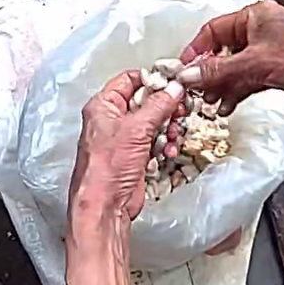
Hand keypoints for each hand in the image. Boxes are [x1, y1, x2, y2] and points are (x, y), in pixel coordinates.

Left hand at [65, 70, 180, 284]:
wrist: (106, 205)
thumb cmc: (108, 167)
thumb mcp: (136, 128)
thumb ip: (158, 105)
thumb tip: (174, 88)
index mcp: (103, 106)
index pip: (129, 80)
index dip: (152, 79)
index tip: (175, 82)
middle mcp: (111, 120)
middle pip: (146, 102)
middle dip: (166, 108)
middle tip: (180, 112)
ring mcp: (124, 139)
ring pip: (154, 123)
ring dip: (167, 129)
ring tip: (172, 137)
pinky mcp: (134, 156)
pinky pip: (155, 142)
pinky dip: (164, 145)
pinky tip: (168, 152)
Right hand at [180, 1, 283, 115]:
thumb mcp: (256, 62)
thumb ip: (219, 71)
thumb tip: (191, 74)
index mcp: (257, 17)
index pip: (214, 30)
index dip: (197, 49)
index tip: (185, 67)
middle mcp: (264, 31)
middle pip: (224, 50)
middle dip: (209, 72)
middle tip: (196, 88)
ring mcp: (272, 52)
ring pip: (236, 68)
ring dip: (222, 85)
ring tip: (210, 100)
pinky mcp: (280, 71)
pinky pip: (249, 80)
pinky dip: (237, 92)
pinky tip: (228, 104)